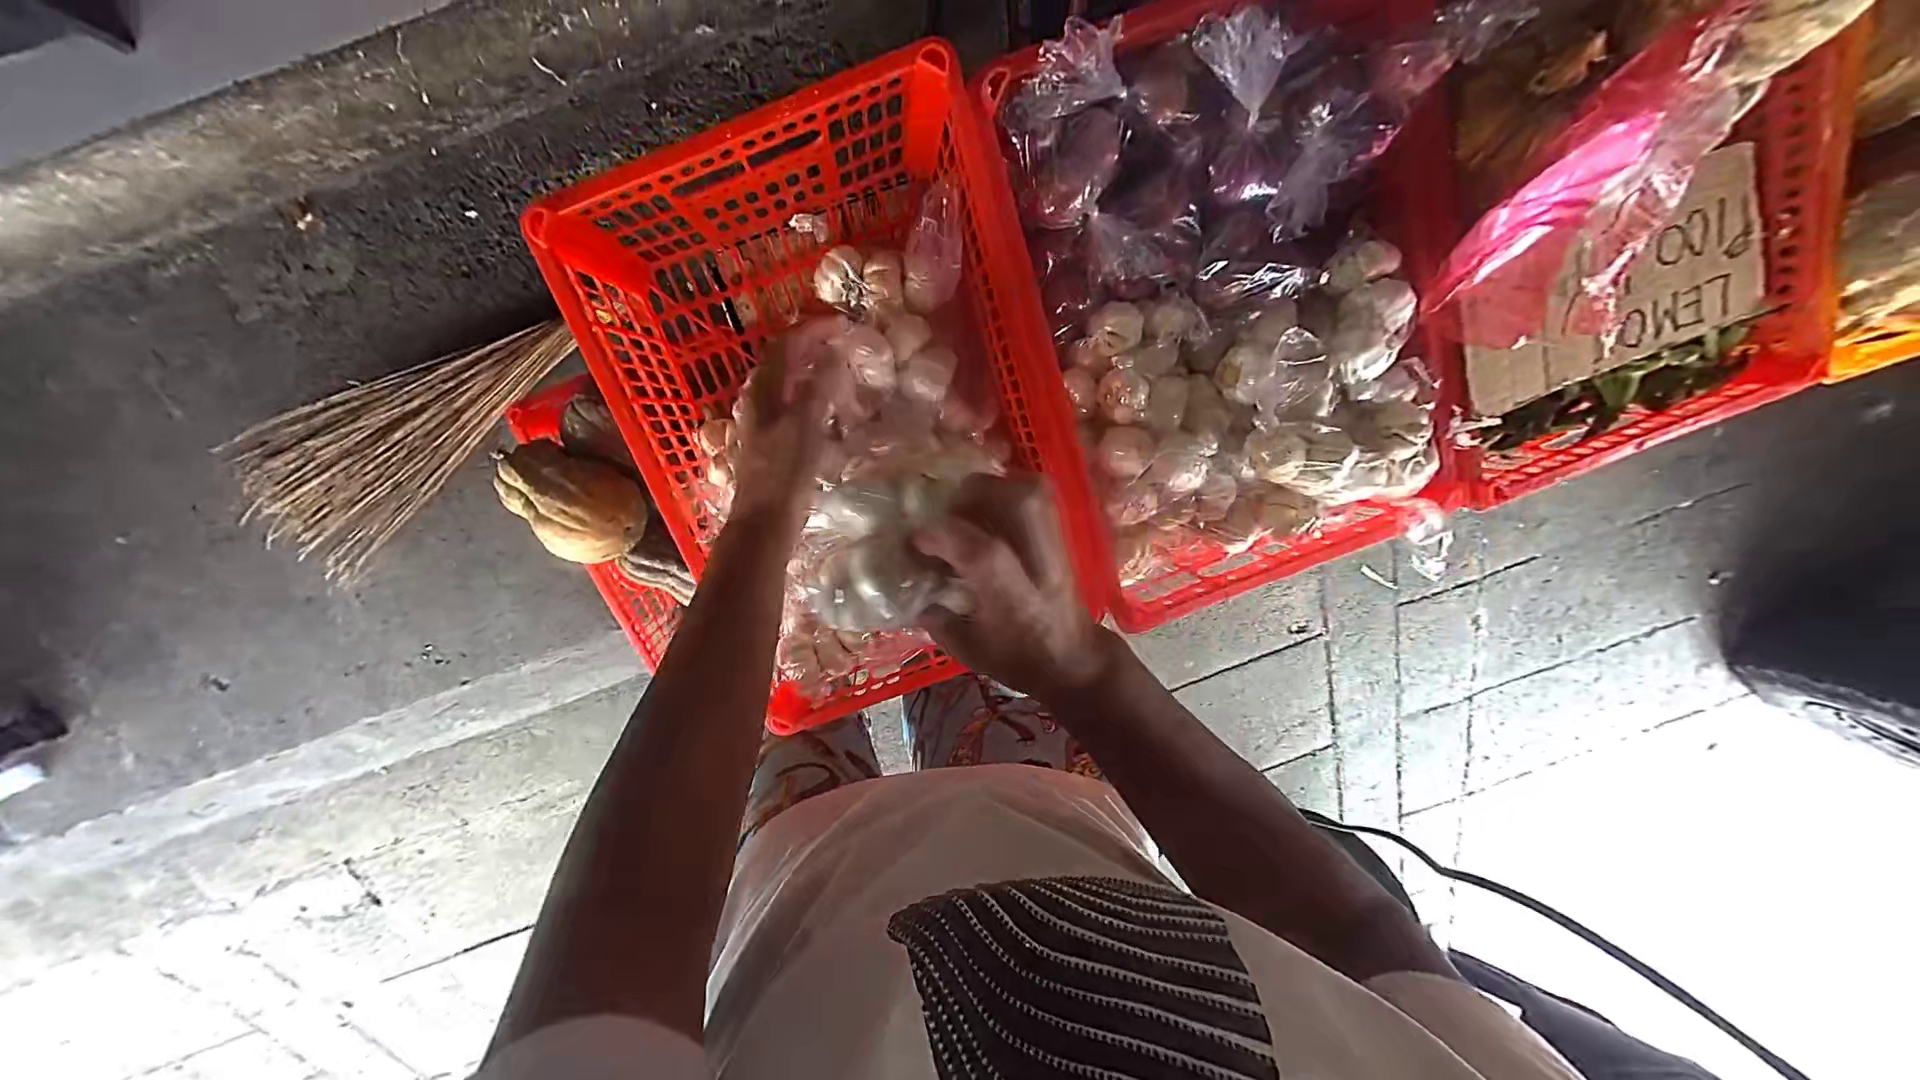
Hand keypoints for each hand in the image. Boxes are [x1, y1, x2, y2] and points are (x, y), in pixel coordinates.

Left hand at [730, 322, 848, 531]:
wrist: (765, 519)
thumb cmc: (785, 472)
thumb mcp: (806, 425)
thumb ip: (819, 386)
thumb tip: (833, 352)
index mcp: (765, 389)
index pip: (788, 343)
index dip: (814, 328)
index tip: (844, 325)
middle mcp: (759, 398)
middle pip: (784, 359)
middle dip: (812, 345)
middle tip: (844, 344)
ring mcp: (762, 419)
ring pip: (787, 381)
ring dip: (811, 370)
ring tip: (839, 371)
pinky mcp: (770, 439)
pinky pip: (791, 403)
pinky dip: (810, 395)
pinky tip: (826, 408)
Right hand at [912, 474, 1117, 701]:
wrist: (1076, 661)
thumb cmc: (1020, 660)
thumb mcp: (969, 650)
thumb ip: (937, 619)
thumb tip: (913, 589)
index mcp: (1015, 601)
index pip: (984, 553)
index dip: (944, 537)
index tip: (916, 540)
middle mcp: (1041, 565)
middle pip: (1022, 503)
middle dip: (976, 493)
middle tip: (949, 511)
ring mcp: (1057, 547)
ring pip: (1035, 492)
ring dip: (995, 486)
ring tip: (968, 505)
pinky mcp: (1063, 538)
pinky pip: (1040, 497)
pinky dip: (1009, 492)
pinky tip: (988, 509)